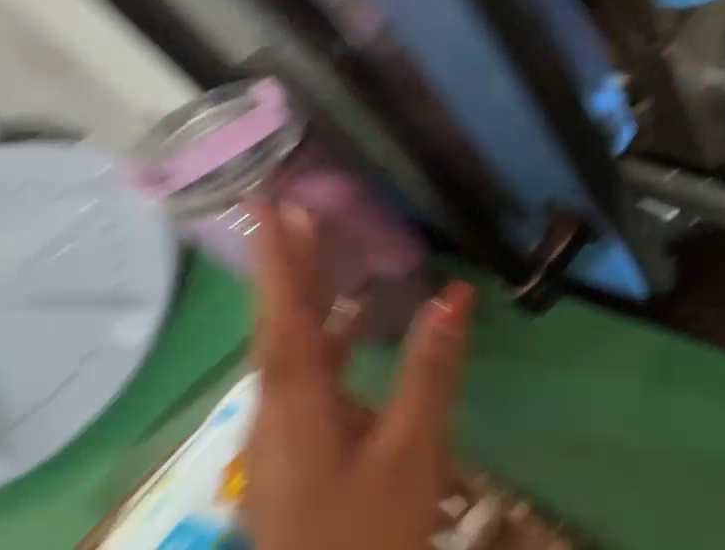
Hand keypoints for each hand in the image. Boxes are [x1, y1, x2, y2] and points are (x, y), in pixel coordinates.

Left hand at [244, 202, 474, 549]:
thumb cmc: (369, 529)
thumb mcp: (413, 448)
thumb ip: (430, 368)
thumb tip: (453, 294)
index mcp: (296, 408)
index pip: (284, 320)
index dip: (281, 262)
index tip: (271, 207)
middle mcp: (276, 414)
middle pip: (279, 327)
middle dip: (287, 267)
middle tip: (296, 209)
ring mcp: (283, 436)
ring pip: (291, 351)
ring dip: (308, 298)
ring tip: (331, 251)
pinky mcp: (300, 450)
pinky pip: (309, 372)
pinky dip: (330, 335)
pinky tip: (360, 327)